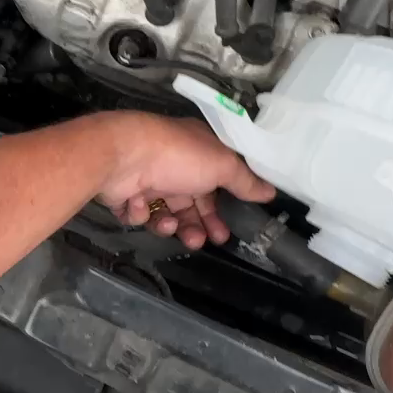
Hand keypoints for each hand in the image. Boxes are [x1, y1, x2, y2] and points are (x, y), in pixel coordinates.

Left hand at [91, 112, 277, 249]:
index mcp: (196, 152)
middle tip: (203, 241)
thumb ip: (245, 181)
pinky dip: (140, 212)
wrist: (123, 157)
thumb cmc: (178, 156)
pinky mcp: (123, 193)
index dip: (221, 205)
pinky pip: (137, 213)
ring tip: (170, 226)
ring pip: (162, 212)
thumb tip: (269, 191)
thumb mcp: (223, 165)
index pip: (214, 181)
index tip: (230, 227)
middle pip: (188, 202)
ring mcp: (145, 178)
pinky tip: (140, 205)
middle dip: (197, 224)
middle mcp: (171, 164)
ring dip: (169, 224)